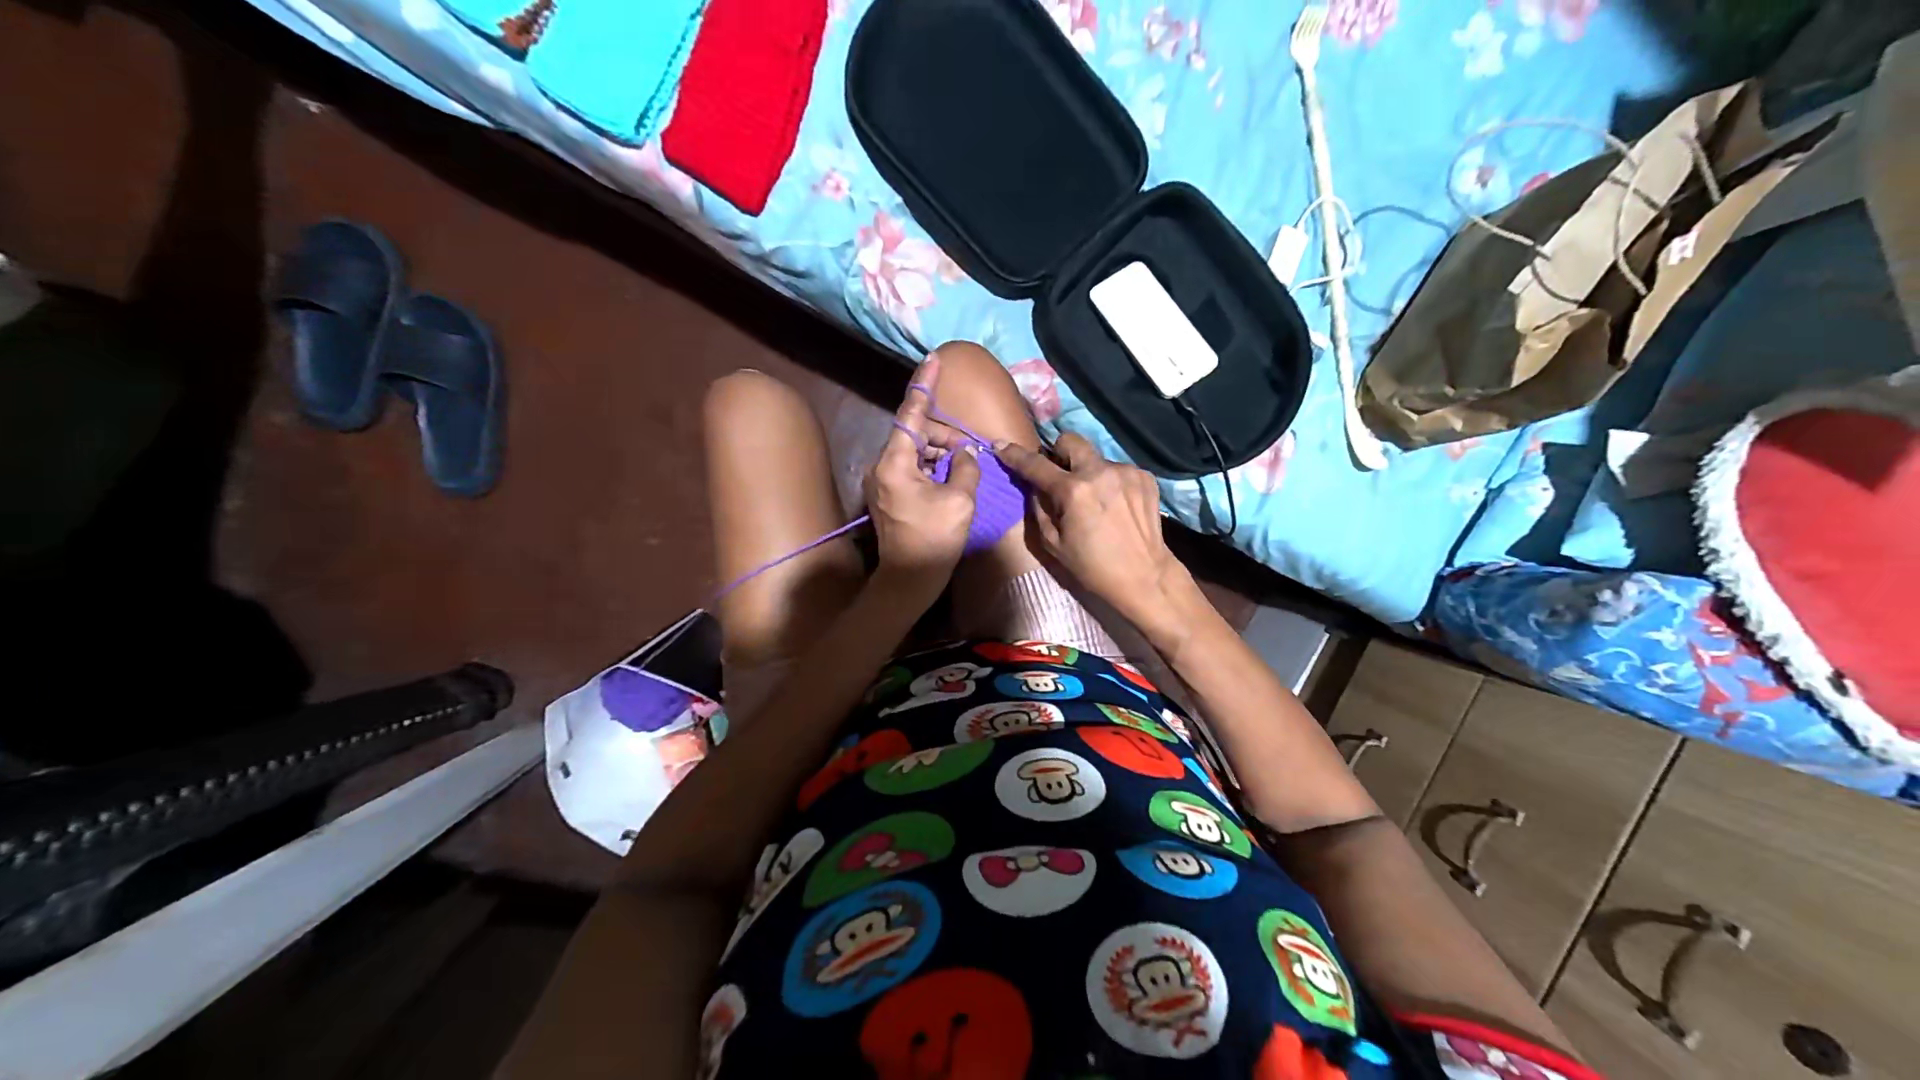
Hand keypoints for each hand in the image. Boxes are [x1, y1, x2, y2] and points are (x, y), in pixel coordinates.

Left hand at [864, 355, 980, 599]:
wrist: (909, 580)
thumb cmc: (934, 540)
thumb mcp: (960, 500)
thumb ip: (965, 467)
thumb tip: (965, 452)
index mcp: (895, 462)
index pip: (910, 413)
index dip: (924, 385)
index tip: (934, 359)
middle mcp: (882, 466)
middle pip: (916, 433)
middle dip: (945, 435)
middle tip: (971, 451)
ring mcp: (883, 481)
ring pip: (916, 451)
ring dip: (941, 453)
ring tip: (965, 467)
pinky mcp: (889, 495)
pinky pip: (913, 468)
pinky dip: (933, 467)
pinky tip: (953, 477)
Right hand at [993, 434, 1192, 630]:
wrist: (1144, 576)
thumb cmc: (1092, 566)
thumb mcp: (1053, 543)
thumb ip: (1039, 508)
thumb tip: (1035, 485)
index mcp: (1073, 491)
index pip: (1036, 464)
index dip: (1015, 454)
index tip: (1001, 445)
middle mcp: (1100, 472)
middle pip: (1070, 441)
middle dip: (1059, 452)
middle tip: (1060, 475)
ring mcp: (1126, 471)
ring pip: (1095, 458)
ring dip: (1088, 472)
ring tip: (1095, 501)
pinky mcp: (1144, 476)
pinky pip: (1116, 469)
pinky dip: (1109, 482)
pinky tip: (1115, 505)